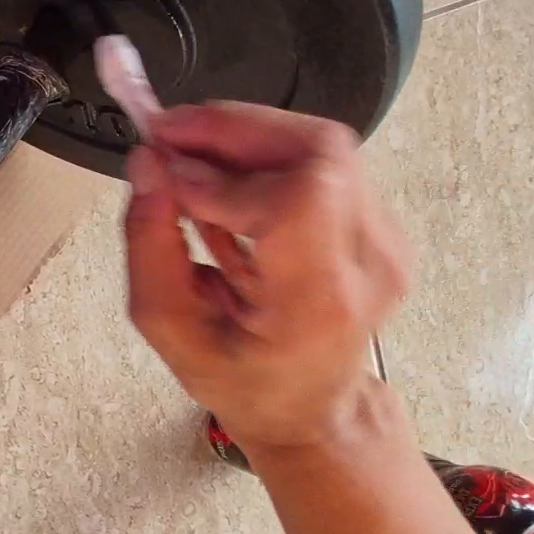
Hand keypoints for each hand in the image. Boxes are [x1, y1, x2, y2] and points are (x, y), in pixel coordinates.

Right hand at [123, 102, 411, 452]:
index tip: (162, 170)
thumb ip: (150, 242)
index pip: (294, 198)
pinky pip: (320, 163)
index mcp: (318, 301)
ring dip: (243, 137)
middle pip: (318, 150)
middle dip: (232, 128)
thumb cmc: (234, 377)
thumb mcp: (167, 324)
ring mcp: (386, 238)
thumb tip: (147, 163)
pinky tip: (221, 182)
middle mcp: (370, 261)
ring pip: (320, 146)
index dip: (222, 172)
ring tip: (186, 159)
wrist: (309, 406)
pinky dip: (261, 156)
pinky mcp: (379, 222)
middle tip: (166, 134)